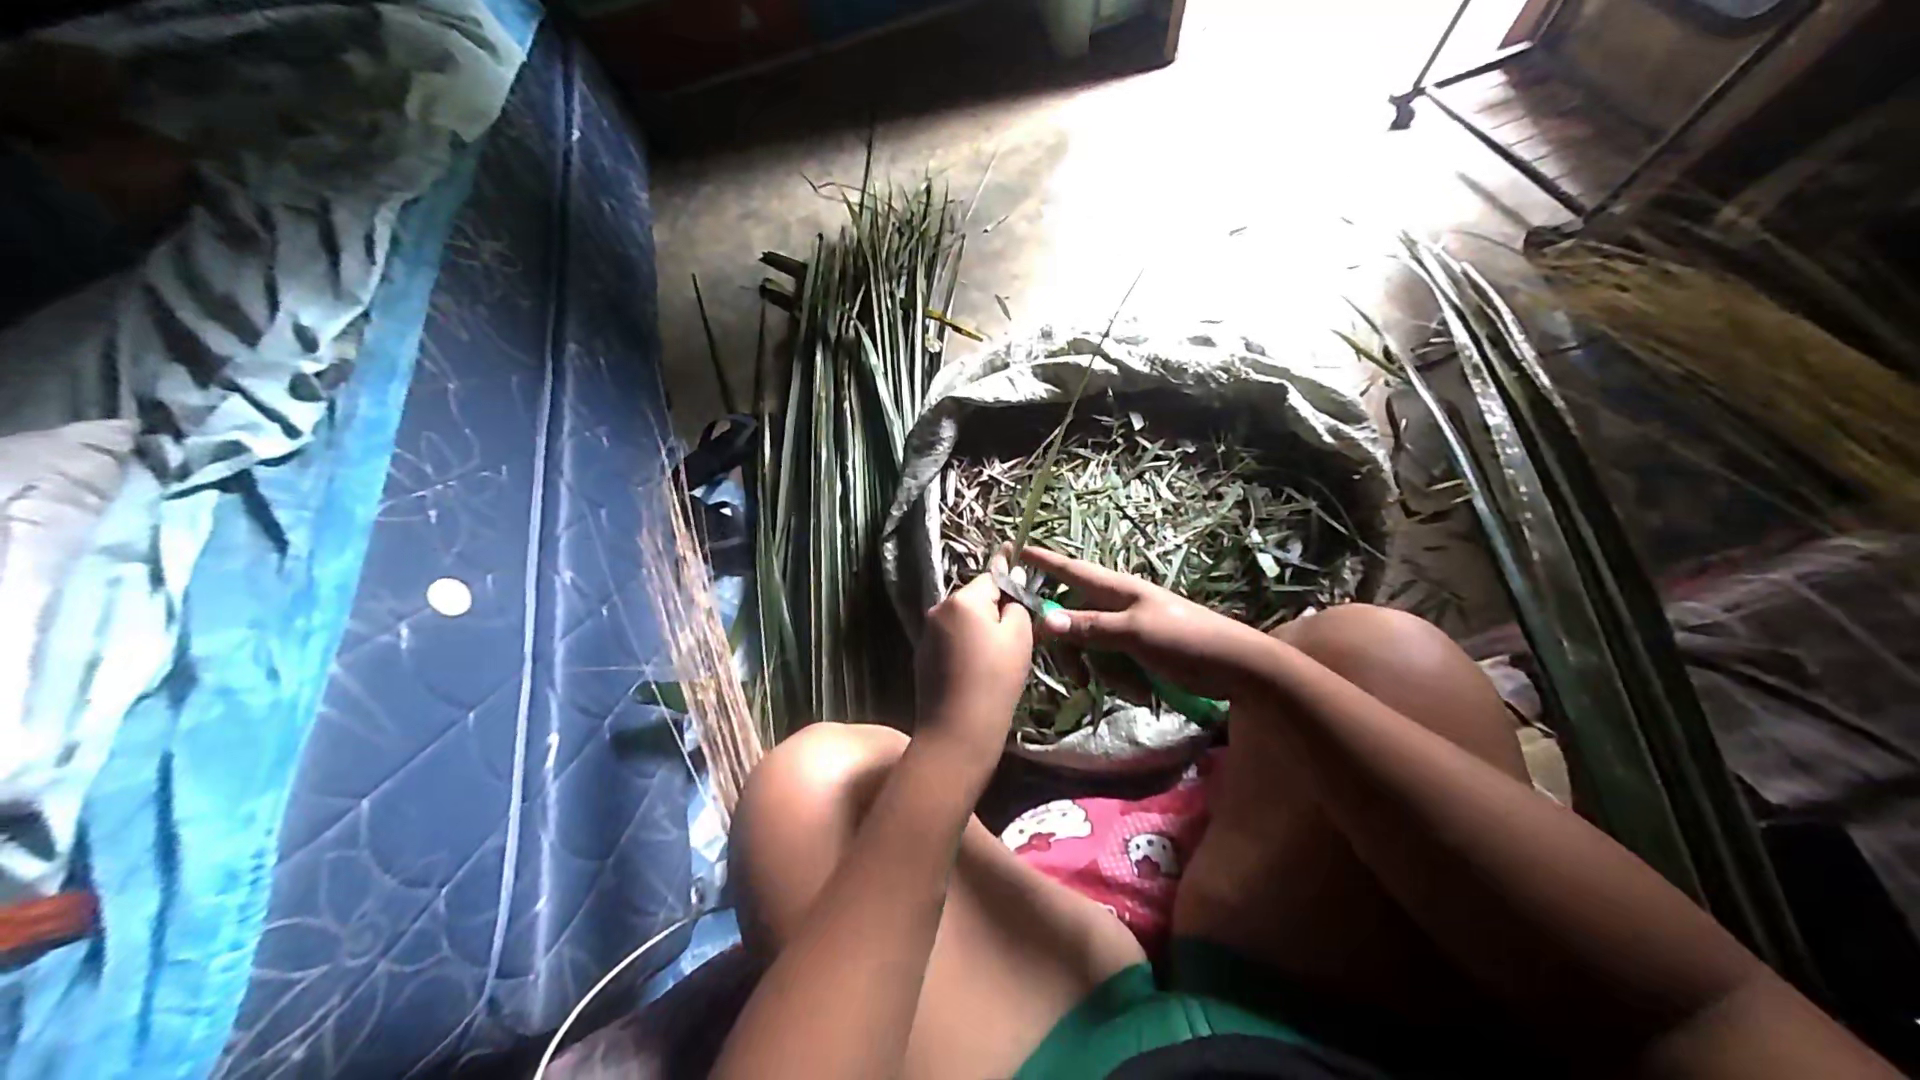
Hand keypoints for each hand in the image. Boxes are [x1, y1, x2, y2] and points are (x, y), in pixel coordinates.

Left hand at [915, 552, 1033, 756]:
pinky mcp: (922, 656)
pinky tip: (977, 671)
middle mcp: (938, 610)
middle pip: (974, 599)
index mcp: (962, 600)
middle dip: (994, 611)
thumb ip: (1017, 606)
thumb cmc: (995, 679)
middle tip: (1016, 635)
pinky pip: (950, 641)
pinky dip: (965, 648)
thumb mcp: (1019, 637)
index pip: (992, 578)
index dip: (1010, 583)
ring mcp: (926, 634)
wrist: (957, 730)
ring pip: (962, 621)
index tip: (1022, 579)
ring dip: (979, 630)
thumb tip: (1010, 597)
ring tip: (998, 657)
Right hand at [1020, 547, 1280, 699]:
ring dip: (1101, 670)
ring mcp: (1127, 629)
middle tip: (1075, 675)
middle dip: (1070, 646)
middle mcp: (1116, 604)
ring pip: (1089, 645)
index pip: (1070, 569)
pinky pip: (1109, 662)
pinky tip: (1139, 692)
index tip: (1015, 552)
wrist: (1237, 667)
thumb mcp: (1135, 633)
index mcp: (1116, 588)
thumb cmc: (1187, 639)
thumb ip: (1089, 626)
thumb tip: (1043, 622)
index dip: (1043, 562)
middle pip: (1071, 616)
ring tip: (1127, 687)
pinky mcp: (1137, 652)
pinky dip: (1118, 678)